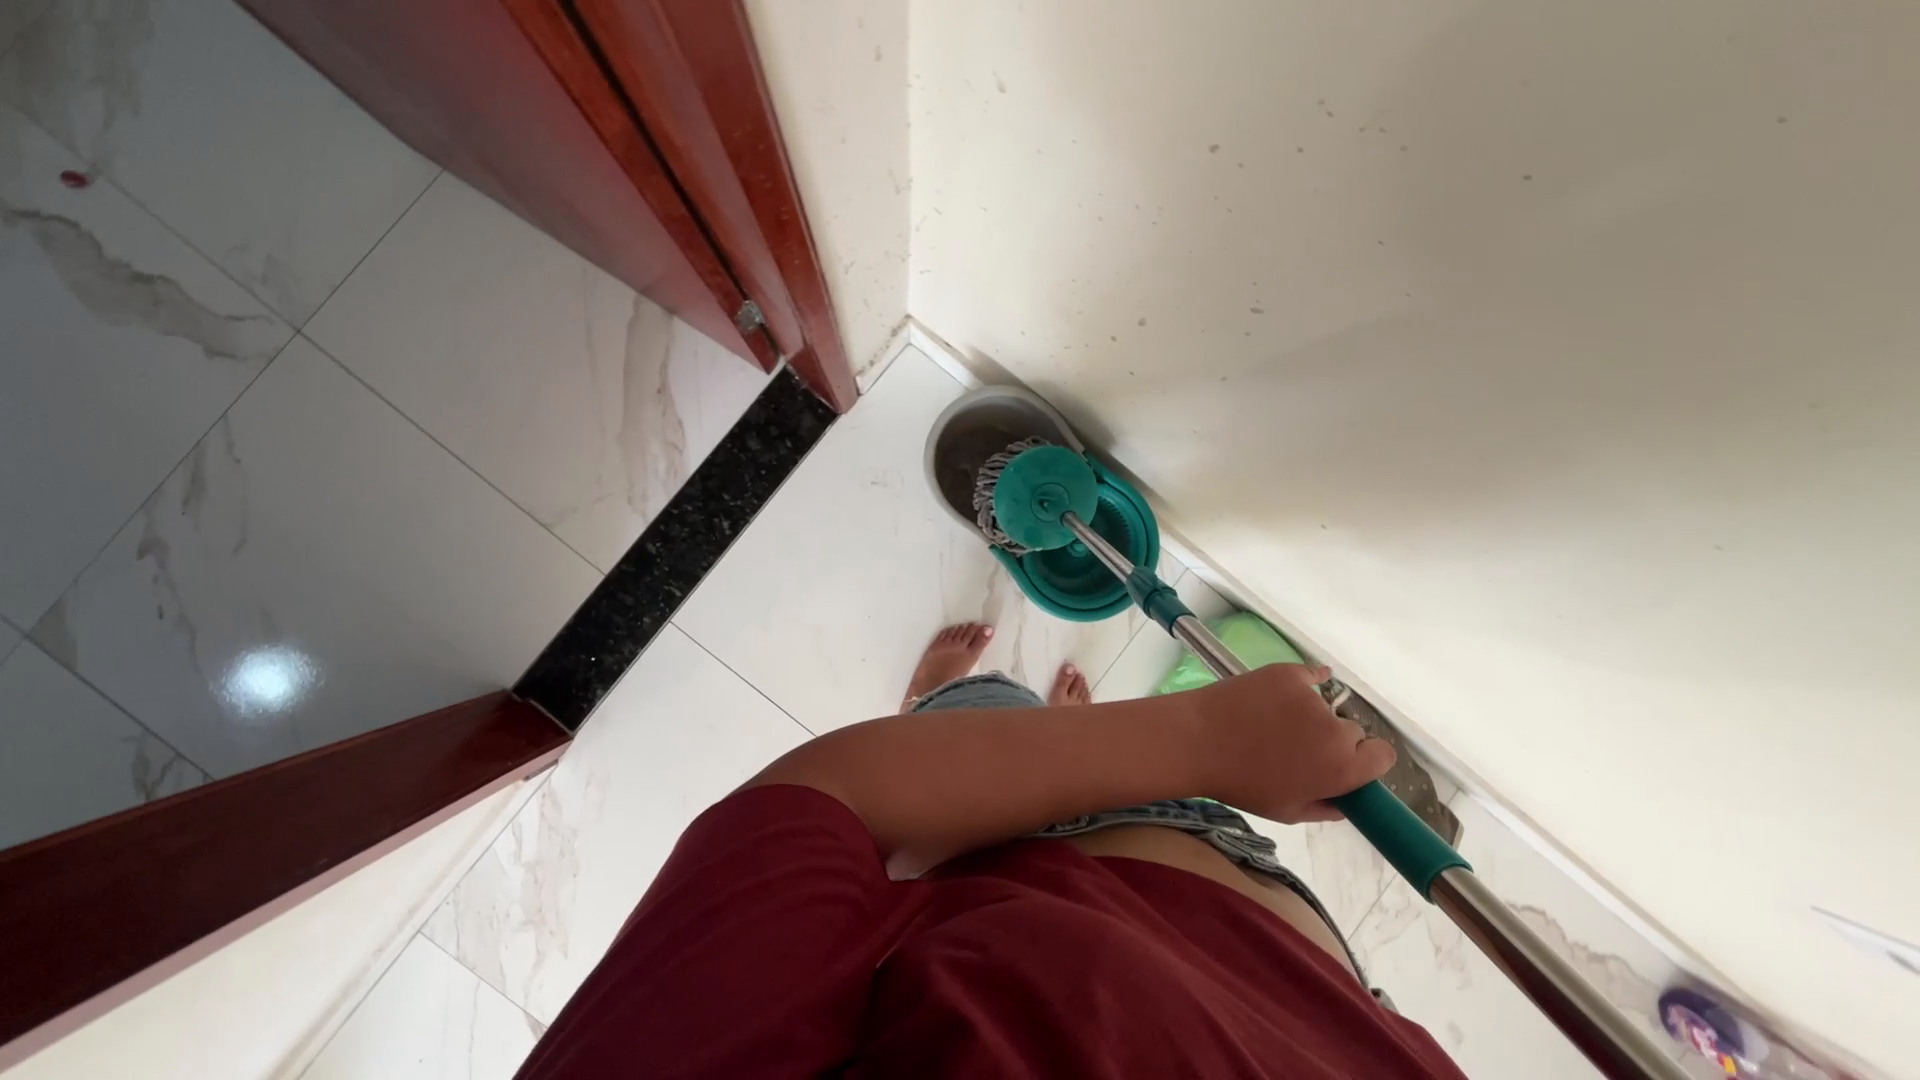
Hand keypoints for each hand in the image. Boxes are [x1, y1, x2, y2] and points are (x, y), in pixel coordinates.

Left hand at [1189, 663, 1395, 823]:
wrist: (1195, 741)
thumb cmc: (1239, 782)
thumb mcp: (1286, 811)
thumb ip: (1326, 808)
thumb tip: (1347, 802)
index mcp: (1342, 768)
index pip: (1383, 756)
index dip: (1365, 759)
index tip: (1345, 761)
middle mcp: (1336, 731)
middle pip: (1352, 731)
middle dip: (1332, 739)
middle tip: (1297, 744)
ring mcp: (1312, 698)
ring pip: (1326, 706)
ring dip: (1311, 713)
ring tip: (1274, 722)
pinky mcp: (1289, 673)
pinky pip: (1312, 674)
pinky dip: (1307, 680)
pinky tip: (1294, 686)